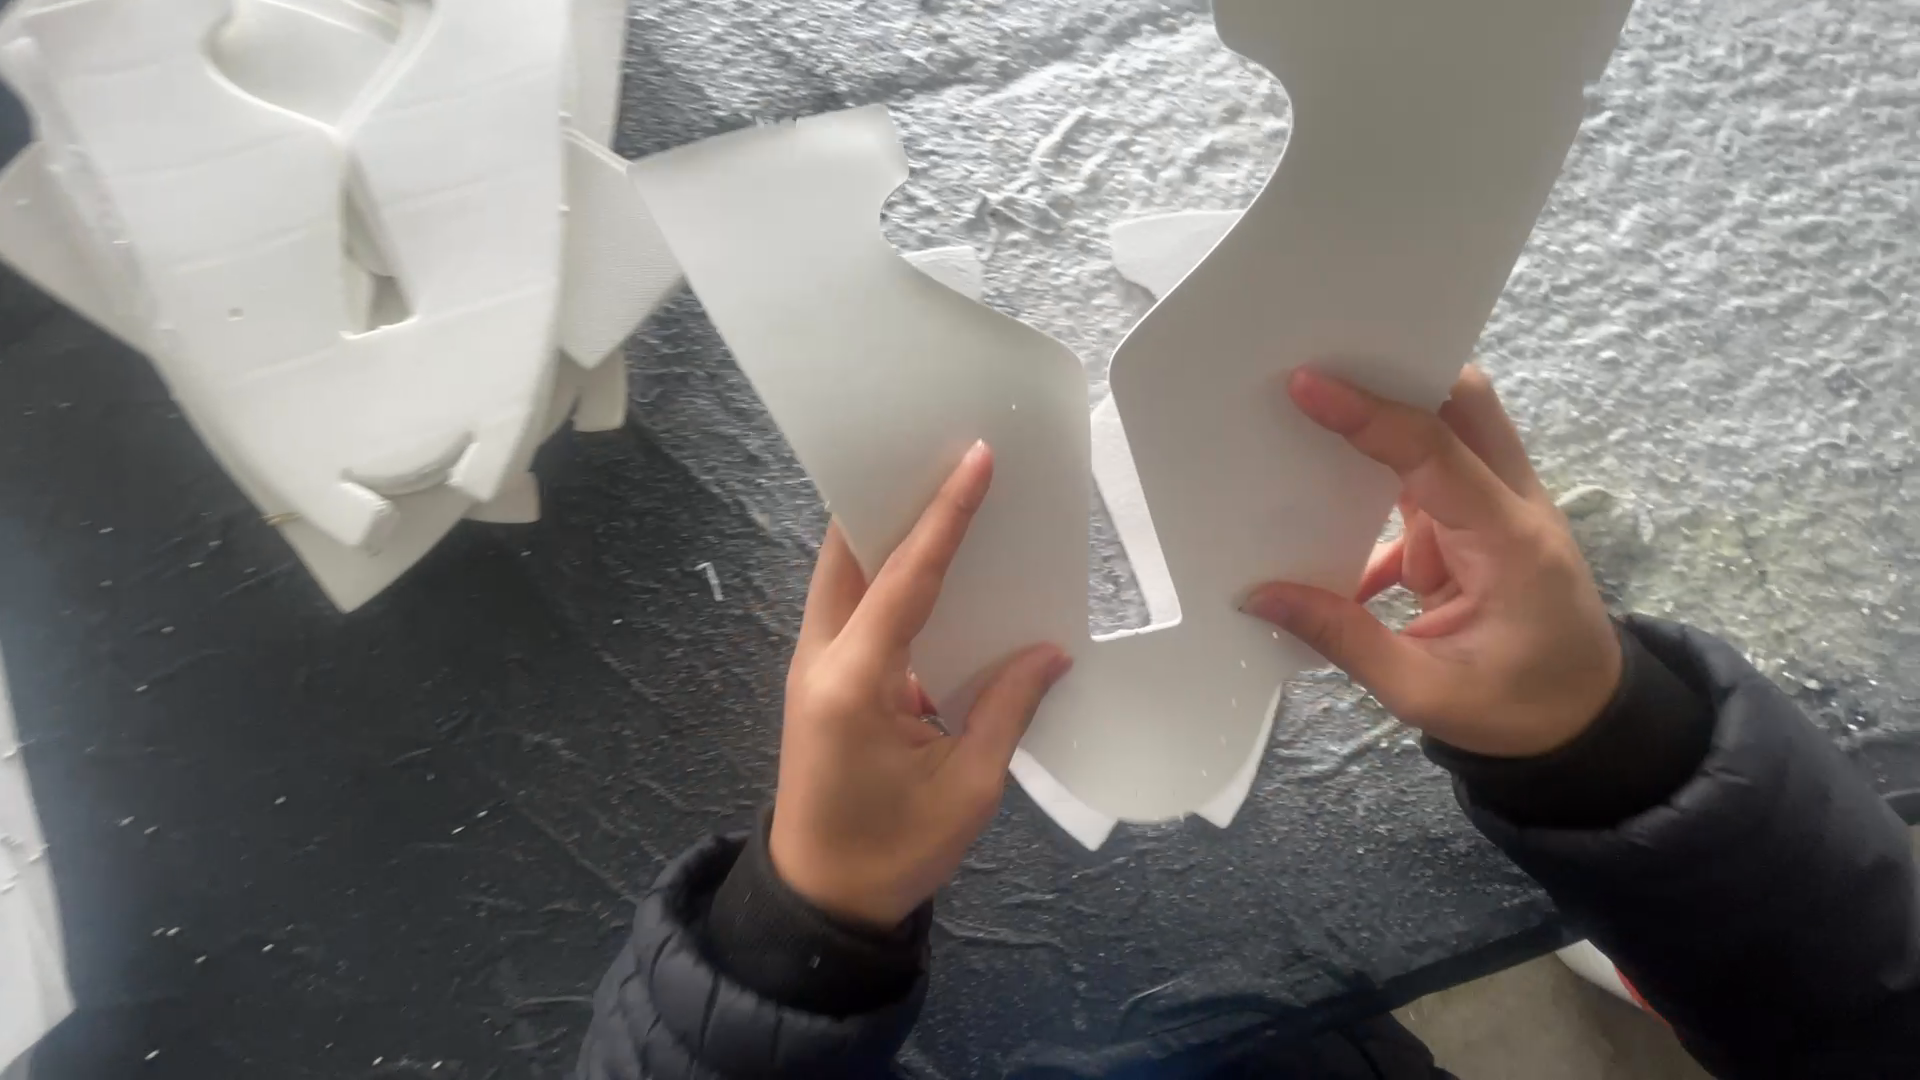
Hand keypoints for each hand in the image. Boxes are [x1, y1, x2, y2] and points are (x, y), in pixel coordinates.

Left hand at [772, 442, 1072, 927]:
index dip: (945, 516)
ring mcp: (812, 666)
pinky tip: (917, 563)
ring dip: (877, 530)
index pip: (906, 579)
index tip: (974, 459)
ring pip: (839, 575)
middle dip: (886, 500)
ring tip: (926, 490)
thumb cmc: (894, 852)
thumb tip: (1051, 650)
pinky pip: (847, 605)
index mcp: (853, 683)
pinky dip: (877, 572)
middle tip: (934, 456)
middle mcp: (820, 659)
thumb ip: (1007, 708)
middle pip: (846, 556)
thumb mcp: (967, 788)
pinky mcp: (820, 679)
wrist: (821, 901)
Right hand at [1242, 367, 1621, 757]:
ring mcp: (1497, 510)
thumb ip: (1340, 637)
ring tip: (1319, 401)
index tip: (1307, 383)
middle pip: (1467, 406)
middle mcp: (1511, 508)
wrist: (1587, 725)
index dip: (1369, 414)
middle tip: (1330, 358)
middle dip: (1402, 372)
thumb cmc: (1515, 710)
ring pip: (1451, 428)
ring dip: (1391, 410)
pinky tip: (1328, 491)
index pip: (1434, 454)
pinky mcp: (1476, 524)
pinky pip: (1426, 475)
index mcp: (1507, 545)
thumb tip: (1257, 595)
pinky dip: (1380, 468)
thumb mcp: (1421, 689)